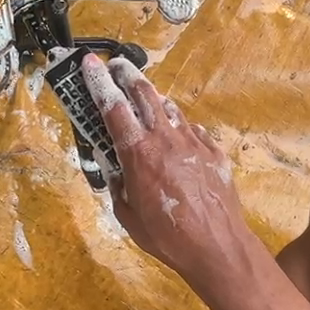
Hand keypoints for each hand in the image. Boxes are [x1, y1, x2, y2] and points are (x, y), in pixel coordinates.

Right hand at [80, 54, 252, 283]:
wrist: (218, 247)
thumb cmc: (167, 237)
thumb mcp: (128, 216)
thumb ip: (117, 187)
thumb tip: (114, 169)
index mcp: (138, 153)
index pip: (113, 107)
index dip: (99, 82)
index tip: (90, 62)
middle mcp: (165, 139)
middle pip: (144, 94)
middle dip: (128, 75)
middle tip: (117, 66)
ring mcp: (193, 142)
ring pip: (170, 108)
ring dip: (154, 99)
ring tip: (145, 97)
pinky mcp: (213, 152)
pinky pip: (193, 130)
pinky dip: (180, 127)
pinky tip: (178, 135)